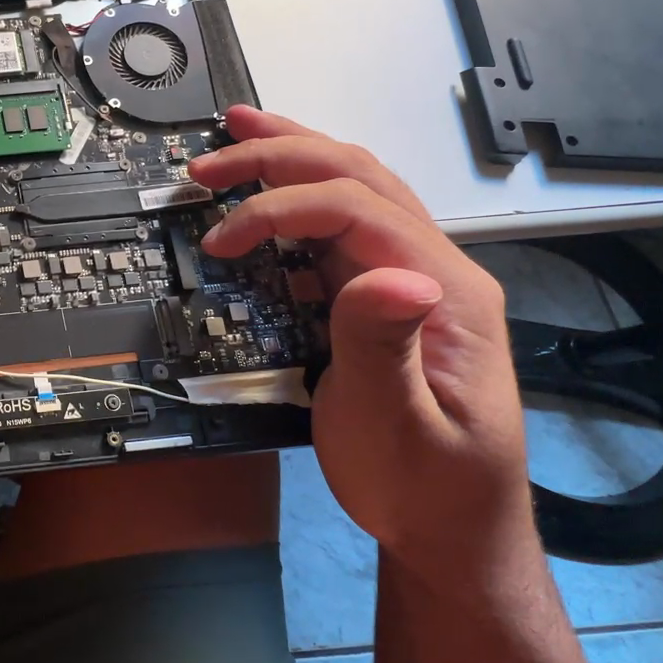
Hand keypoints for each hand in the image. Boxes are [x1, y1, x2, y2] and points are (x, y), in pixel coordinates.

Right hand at [187, 107, 531, 575]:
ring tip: (240, 132)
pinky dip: (299, 192)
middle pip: (359, 177)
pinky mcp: (385, 294)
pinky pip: (342, 223)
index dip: (278, 208)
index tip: (218, 240)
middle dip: (281, 154)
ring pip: (355, 187)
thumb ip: (390, 348)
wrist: (451, 530)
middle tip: (212, 156)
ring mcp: (412, 278)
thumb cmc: (424, 486)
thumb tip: (391, 274)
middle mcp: (434, 268)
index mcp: (446, 291)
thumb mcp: (402, 429)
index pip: (355, 209)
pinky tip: (268, 191)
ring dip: (294, 154)